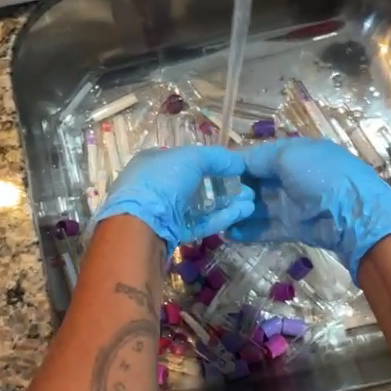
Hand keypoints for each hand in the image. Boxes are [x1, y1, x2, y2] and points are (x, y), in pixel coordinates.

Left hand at [93, 145, 254, 246]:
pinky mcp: (172, 233)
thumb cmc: (161, 181)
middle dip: (222, 185)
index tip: (232, 166)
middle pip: (194, 184)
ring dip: (225, 202)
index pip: (185, 160)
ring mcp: (163, 211)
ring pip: (199, 205)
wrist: (140, 224)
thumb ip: (216, 157)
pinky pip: (199, 223)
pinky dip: (219, 217)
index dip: (209, 162)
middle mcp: (156, 186)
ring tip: (250, 201)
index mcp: (153, 162)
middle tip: (247, 187)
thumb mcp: (190, 158)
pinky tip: (242, 213)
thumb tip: (238, 162)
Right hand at [227, 138, 390, 279]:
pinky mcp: (296, 227)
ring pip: (260, 206)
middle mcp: (294, 176)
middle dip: (234, 190)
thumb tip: (236, 162)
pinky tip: (229, 234)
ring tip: (215, 218)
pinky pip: (268, 227)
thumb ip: (259, 158)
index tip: (211, 173)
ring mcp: (295, 203)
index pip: (258, 156)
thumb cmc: (322, 178)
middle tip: (210, 199)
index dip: (236, 164)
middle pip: (257, 182)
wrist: (358, 218)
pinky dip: (249, 231)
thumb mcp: (288, 157)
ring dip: (239, 211)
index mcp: (295, 153)